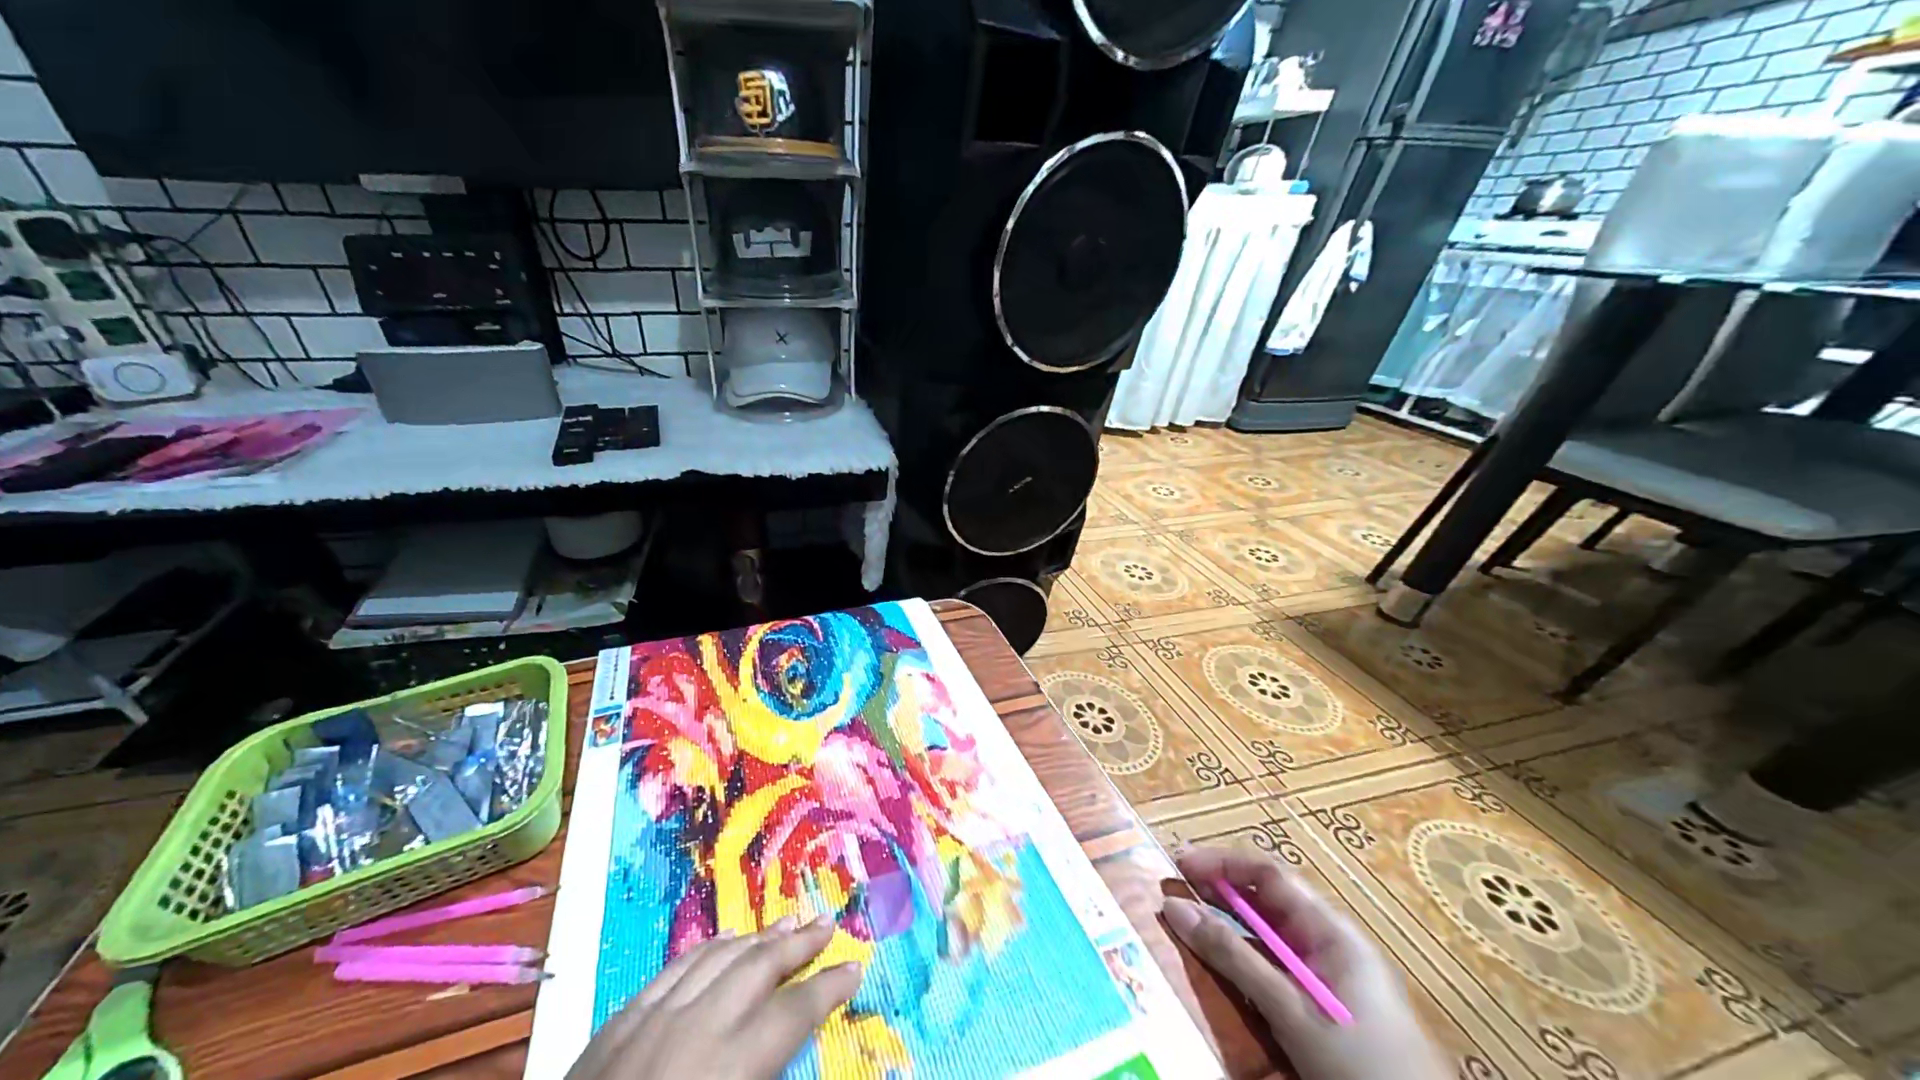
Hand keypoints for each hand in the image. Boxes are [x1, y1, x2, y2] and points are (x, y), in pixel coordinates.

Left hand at [565, 917, 861, 1079]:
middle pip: (761, 968)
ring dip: (759, 937)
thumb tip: (792, 1049)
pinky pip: (675, 968)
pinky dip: (707, 948)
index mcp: (730, 1067)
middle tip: (828, 922)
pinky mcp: (621, 1021)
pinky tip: (724, 937)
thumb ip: (766, 1074)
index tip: (856, 966)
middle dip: (800, 944)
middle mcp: (698, 1028)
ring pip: (721, 958)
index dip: (830, 987)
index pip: (795, 1012)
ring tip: (788, 920)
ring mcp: (655, 1018)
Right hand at [1162, 848, 1448, 1079]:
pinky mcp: (1326, 1006)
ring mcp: (1331, 976)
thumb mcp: (1289, 1009)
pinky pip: (1278, 969)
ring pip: (1270, 937)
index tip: (1178, 863)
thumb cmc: (1358, 1062)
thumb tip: (1175, 908)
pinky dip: (1245, 961)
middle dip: (1220, 892)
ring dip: (1229, 927)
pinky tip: (1221, 971)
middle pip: (1268, 901)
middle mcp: (1331, 943)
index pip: (1270, 875)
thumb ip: (1233, 957)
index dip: (1223, 863)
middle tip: (1173, 891)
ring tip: (1187, 927)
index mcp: (1331, 930)